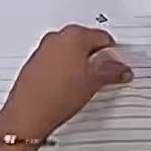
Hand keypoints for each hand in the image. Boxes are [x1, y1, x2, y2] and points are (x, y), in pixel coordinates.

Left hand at [0, 25, 131, 140]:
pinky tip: (68, 86)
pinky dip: (65, 68)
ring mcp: (43, 49)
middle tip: (103, 74)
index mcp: (74, 35)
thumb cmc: (56, 96)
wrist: (29, 114)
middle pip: (86, 41)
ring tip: (84, 83)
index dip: (114, 53)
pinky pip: (56, 59)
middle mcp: (57, 38)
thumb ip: (113, 72)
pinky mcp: (35, 62)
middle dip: (96, 57)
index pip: (104, 37)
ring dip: (80, 63)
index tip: (117, 65)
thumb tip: (121, 70)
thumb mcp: (94, 83)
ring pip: (70, 50)